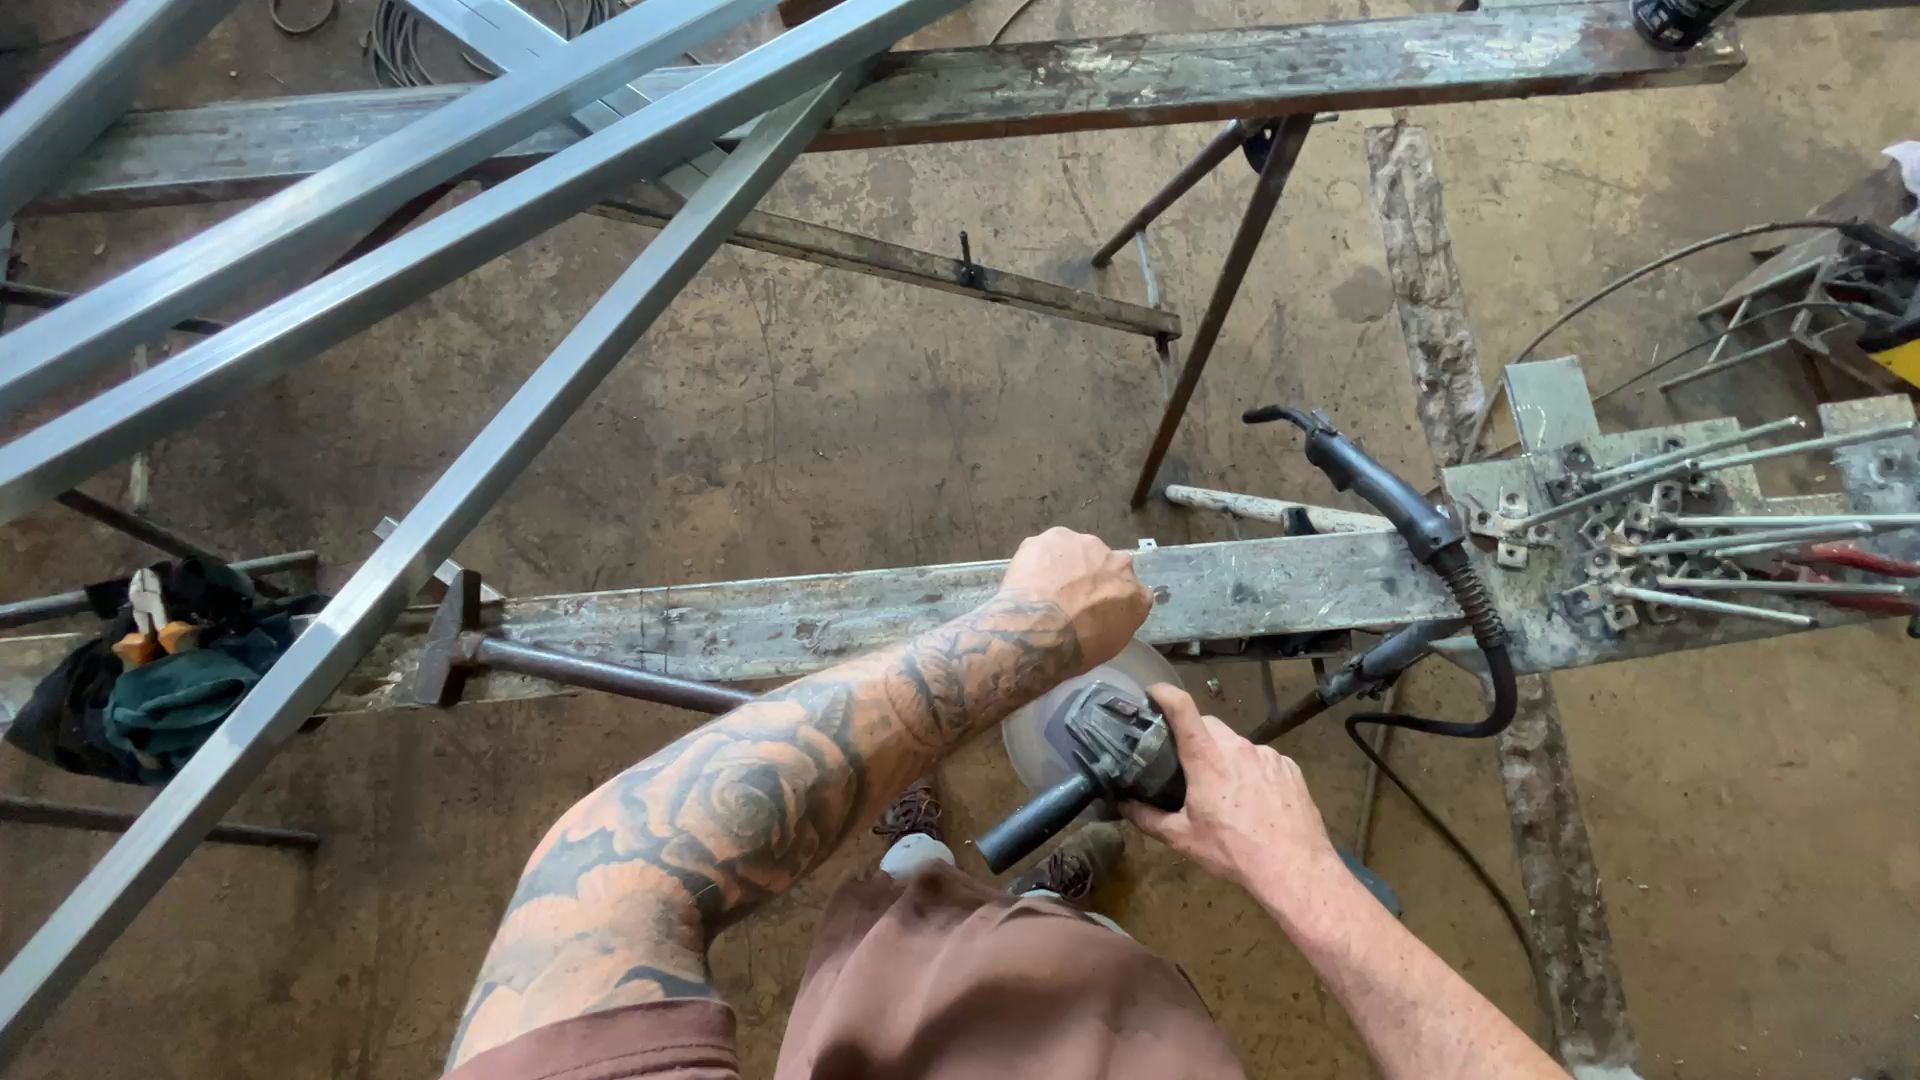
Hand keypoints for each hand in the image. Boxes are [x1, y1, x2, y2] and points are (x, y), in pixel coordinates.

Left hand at [997, 527, 1150, 674]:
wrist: (1038, 629)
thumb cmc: (1074, 648)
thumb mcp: (1109, 645)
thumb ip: (1115, 620)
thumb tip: (1104, 614)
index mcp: (1136, 593)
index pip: (1130, 592)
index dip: (1110, 598)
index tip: (1095, 608)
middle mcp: (1119, 562)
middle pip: (1106, 565)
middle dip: (1091, 576)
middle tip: (1069, 595)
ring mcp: (1087, 544)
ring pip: (1078, 551)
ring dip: (1066, 564)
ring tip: (1044, 586)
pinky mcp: (1056, 536)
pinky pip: (1049, 547)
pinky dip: (1040, 558)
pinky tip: (1028, 578)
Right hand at [1123, 684, 1341, 897]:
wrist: (1296, 870)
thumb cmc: (1234, 851)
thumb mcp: (1183, 839)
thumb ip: (1147, 817)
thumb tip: (1122, 804)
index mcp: (1207, 758)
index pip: (1182, 709)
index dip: (1165, 693)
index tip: (1152, 692)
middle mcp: (1237, 747)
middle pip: (1208, 725)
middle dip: (1194, 736)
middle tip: (1188, 764)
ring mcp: (1267, 755)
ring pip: (1236, 744)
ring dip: (1225, 757)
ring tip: (1226, 791)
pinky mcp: (1289, 767)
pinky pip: (1262, 760)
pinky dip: (1252, 771)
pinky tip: (1256, 800)